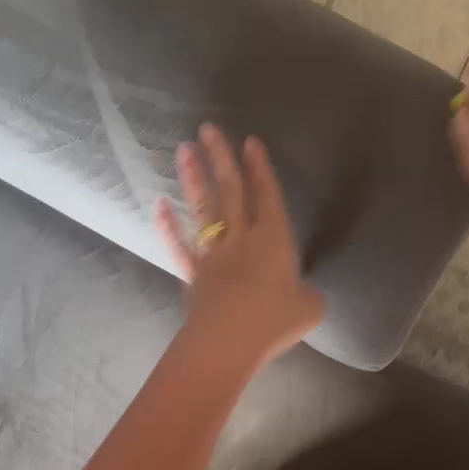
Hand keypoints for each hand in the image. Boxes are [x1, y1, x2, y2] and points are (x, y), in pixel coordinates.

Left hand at [156, 124, 324, 367]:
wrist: (229, 340)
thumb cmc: (274, 321)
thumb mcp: (310, 308)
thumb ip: (308, 295)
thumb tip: (304, 294)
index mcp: (275, 239)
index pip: (267, 194)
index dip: (260, 168)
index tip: (249, 142)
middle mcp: (242, 238)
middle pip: (230, 191)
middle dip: (221, 158)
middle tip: (208, 129)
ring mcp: (213, 255)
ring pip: (203, 209)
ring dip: (193, 178)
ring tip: (183, 150)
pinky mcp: (192, 275)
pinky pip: (178, 246)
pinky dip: (168, 226)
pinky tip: (158, 205)